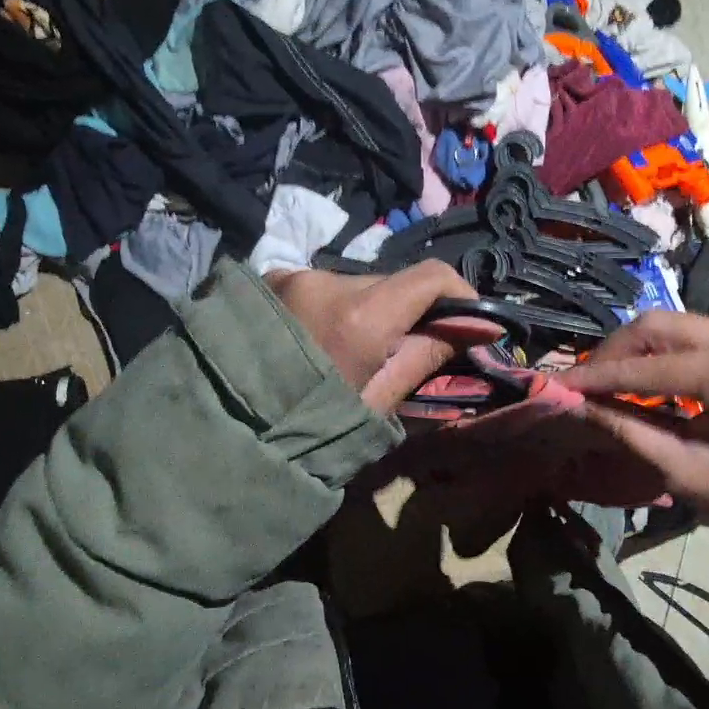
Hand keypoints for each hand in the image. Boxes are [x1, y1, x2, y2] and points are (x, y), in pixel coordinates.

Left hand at [265, 262, 505, 414]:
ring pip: (355, 285)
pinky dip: (334, 309)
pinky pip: (322, 287)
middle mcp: (325, 281)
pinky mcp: (269, 281)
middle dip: (408, 311)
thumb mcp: (379, 402)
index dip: (460, 294)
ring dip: (368, 310)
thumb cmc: (311, 431)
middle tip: (404, 351)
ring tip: (351, 354)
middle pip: (391, 282)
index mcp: (358, 316)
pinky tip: (319, 343)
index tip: (468, 322)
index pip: (431, 276)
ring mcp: (291, 276)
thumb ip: (429, 353)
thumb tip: (483, 325)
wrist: (226, 432)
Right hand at [556, 311, 708, 525]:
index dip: (599, 377)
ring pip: (668, 323)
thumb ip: (631, 433)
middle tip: (585, 381)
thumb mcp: (686, 471)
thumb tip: (581, 406)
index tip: (560, 385)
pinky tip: (640, 375)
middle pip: (655, 325)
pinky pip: (687, 332)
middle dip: (613, 352)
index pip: (647, 367)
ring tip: (606, 379)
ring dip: (632, 347)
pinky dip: (656, 349)